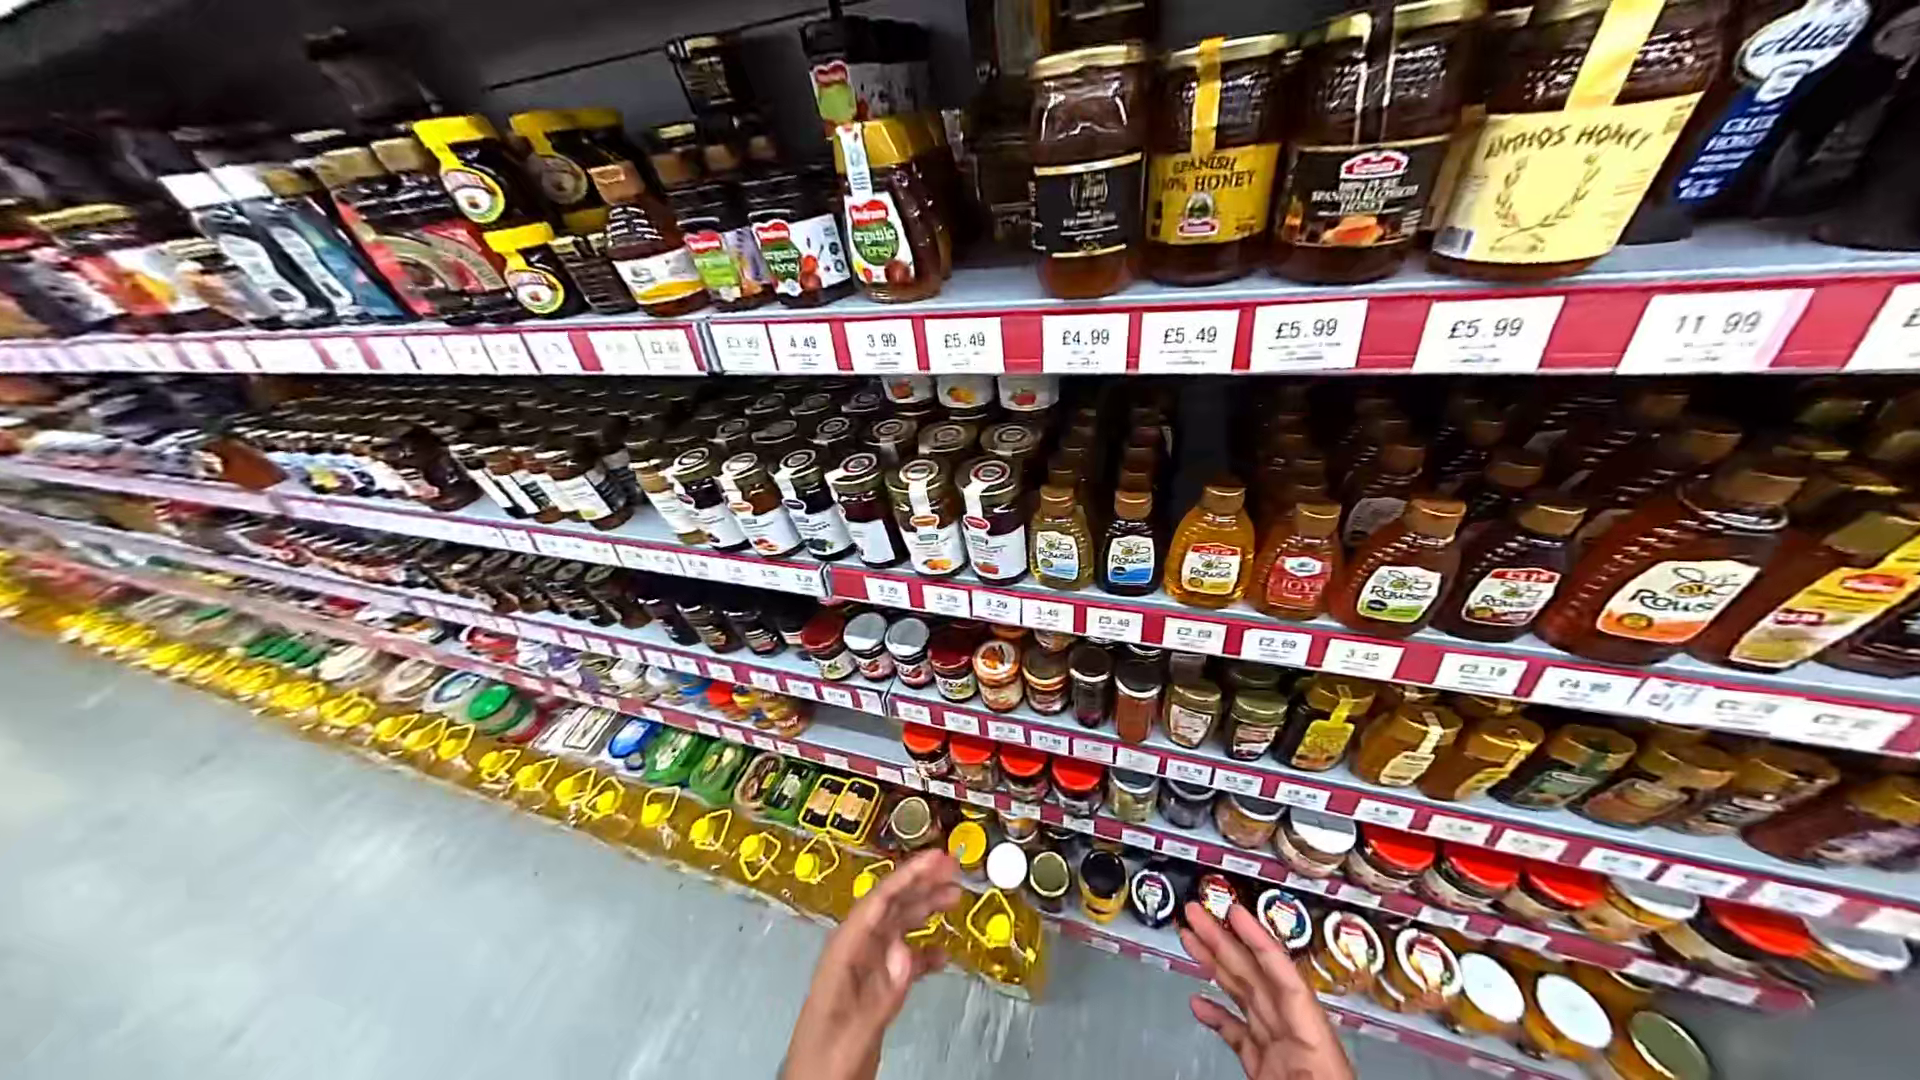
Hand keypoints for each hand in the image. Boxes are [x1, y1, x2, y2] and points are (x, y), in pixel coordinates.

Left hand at [781, 849, 962, 1079]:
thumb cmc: (825, 1063)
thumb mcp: (854, 1032)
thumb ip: (881, 994)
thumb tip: (907, 950)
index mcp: (845, 950)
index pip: (879, 900)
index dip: (907, 875)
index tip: (935, 858)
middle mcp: (856, 950)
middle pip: (891, 905)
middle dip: (920, 882)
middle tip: (953, 866)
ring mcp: (866, 968)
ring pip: (899, 925)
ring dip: (925, 908)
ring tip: (955, 896)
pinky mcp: (875, 988)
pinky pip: (903, 959)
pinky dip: (924, 952)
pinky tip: (944, 953)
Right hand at [1179, 901, 1354, 1079]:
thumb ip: (1254, 1049)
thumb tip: (1210, 1015)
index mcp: (1316, 1050)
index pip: (1286, 983)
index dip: (1259, 943)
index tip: (1234, 913)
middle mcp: (1300, 1045)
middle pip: (1260, 983)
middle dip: (1226, 943)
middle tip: (1196, 912)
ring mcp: (1284, 1060)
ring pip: (1247, 1001)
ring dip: (1218, 967)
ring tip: (1189, 938)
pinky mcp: (1271, 1076)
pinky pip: (1242, 1037)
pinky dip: (1219, 1016)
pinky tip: (1197, 1002)